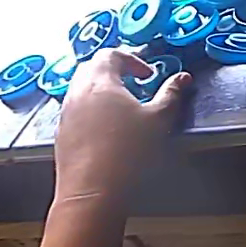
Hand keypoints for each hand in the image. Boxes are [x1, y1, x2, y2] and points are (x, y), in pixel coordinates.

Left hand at [53, 49, 189, 207]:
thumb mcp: (160, 118)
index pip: (110, 54)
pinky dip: (92, 106)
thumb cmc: (128, 150)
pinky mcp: (62, 134)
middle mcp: (77, 93)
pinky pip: (75, 108)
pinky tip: (108, 126)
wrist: (93, 192)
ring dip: (102, 87)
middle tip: (135, 81)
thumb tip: (183, 77)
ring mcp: (66, 114)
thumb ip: (172, 93)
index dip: (132, 58)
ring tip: (123, 103)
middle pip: (91, 67)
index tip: (148, 74)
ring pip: (80, 87)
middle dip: (114, 69)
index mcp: (100, 83)